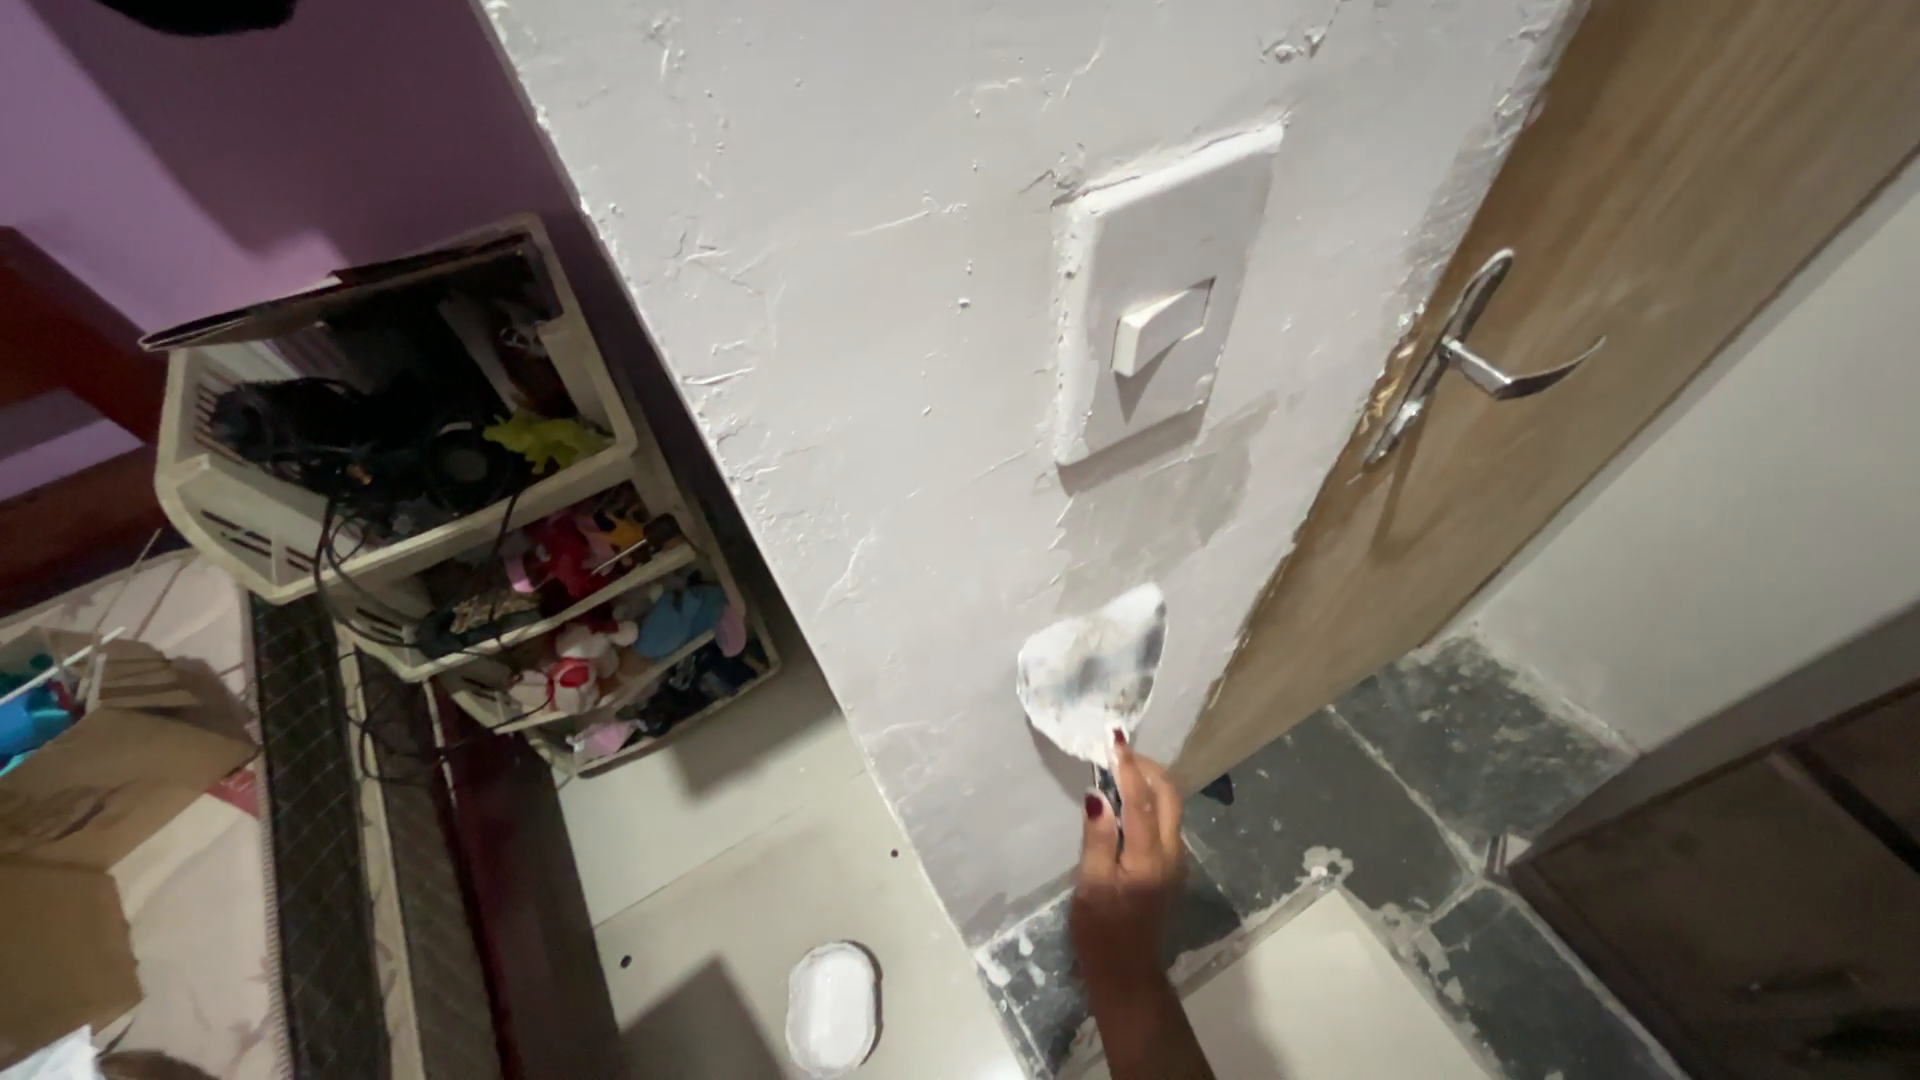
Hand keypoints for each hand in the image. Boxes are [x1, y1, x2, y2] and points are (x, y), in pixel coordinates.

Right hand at [1071, 733, 1184, 984]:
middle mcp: (1171, 853)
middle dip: (1146, 767)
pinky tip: (1125, 799)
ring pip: (1171, 805)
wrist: (1128, 974)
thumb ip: (1097, 838)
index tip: (1114, 740)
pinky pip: (1165, 819)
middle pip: (1168, 795)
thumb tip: (1097, 794)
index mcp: (1148, 858)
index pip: (1141, 800)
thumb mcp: (1090, 886)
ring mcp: (1175, 859)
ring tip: (1118, 767)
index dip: (1128, 767)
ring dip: (1149, 780)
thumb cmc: (1101, 932)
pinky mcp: (1170, 865)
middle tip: (1117, 752)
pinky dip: (1149, 798)